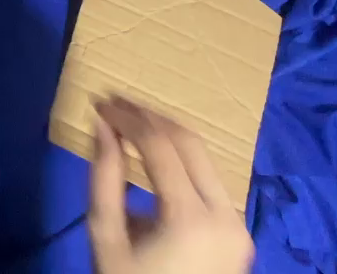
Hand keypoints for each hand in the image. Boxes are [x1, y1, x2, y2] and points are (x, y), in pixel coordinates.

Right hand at [88, 98, 253, 273]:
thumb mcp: (106, 234)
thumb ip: (104, 176)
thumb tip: (101, 124)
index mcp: (190, 219)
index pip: (158, 146)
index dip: (126, 117)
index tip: (98, 103)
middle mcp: (225, 217)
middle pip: (189, 142)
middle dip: (148, 115)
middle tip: (114, 101)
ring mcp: (238, 226)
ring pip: (204, 156)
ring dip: (165, 132)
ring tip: (129, 120)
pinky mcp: (238, 233)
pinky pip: (209, 177)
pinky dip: (180, 156)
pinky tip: (153, 151)